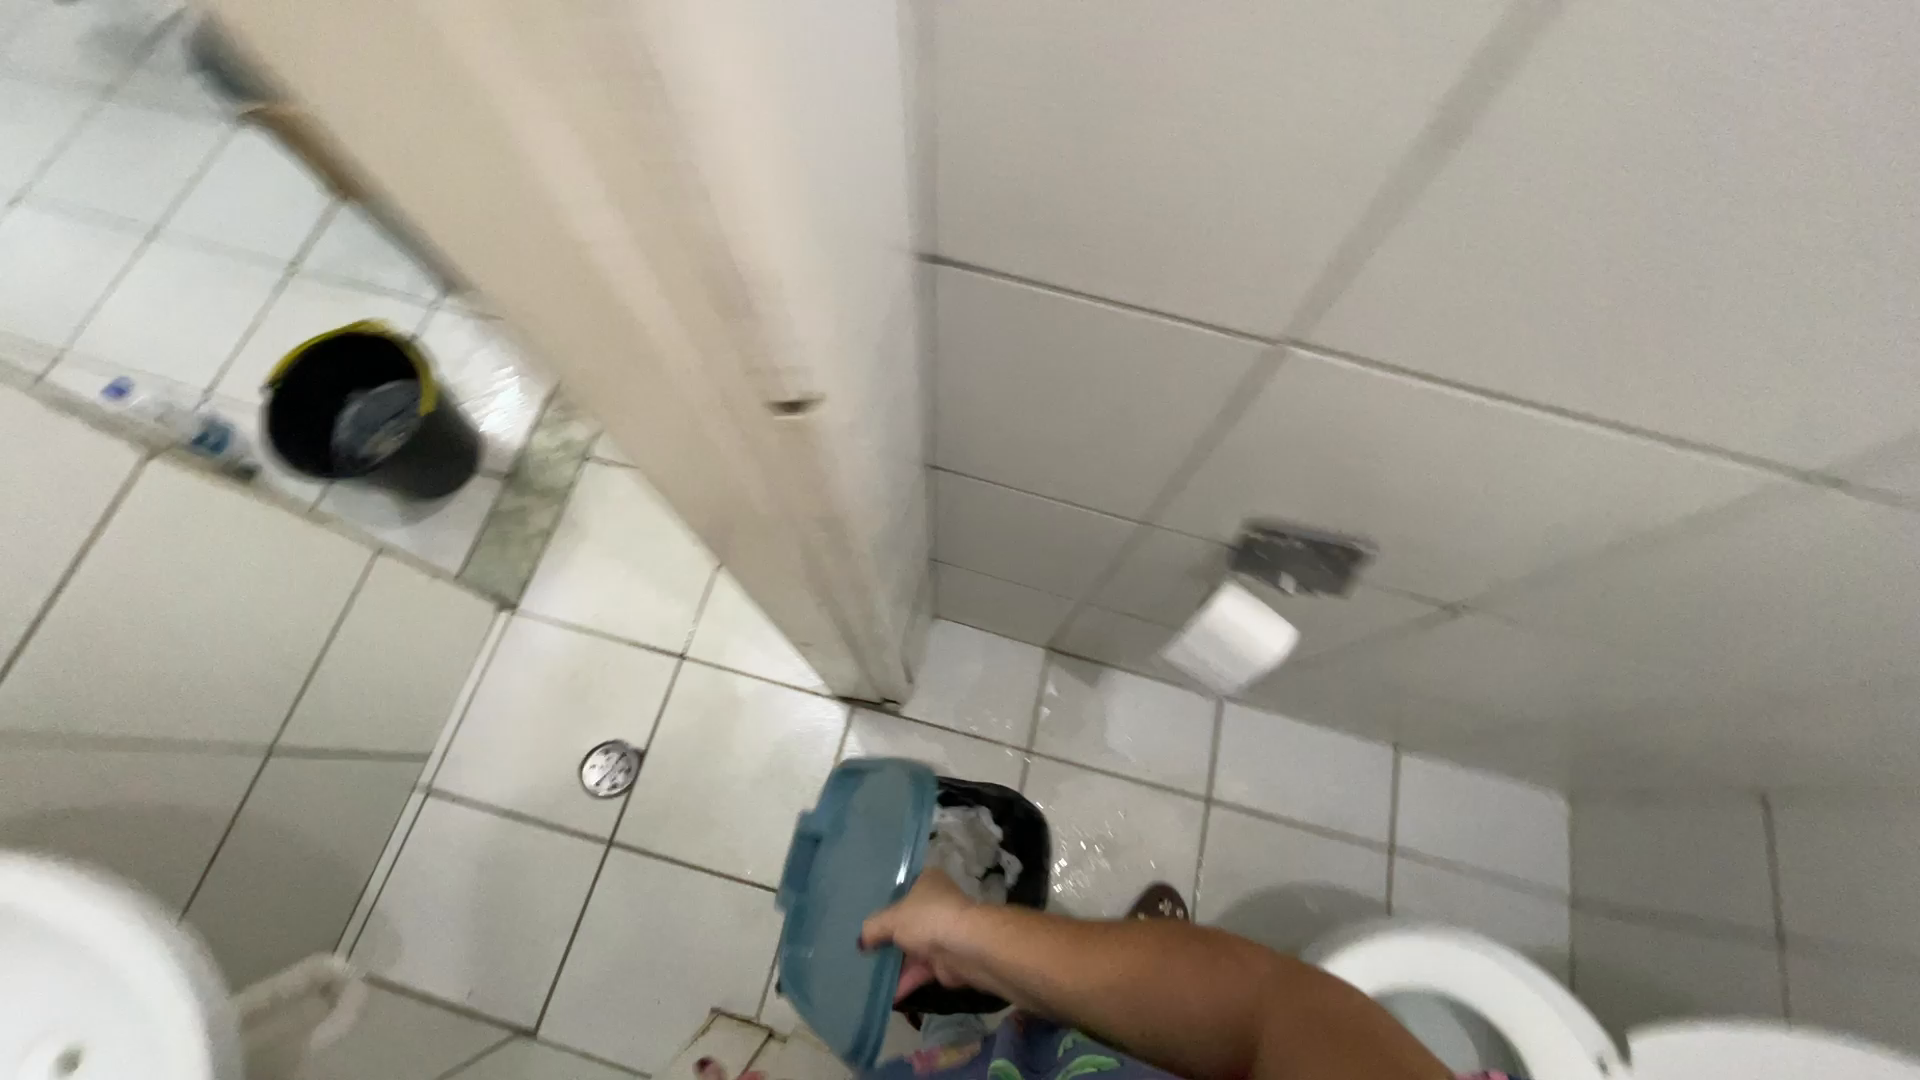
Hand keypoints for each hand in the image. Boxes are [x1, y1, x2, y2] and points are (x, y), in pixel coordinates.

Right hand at [860, 867, 980, 1000]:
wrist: (965, 948)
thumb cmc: (928, 919)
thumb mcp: (892, 918)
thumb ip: (873, 927)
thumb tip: (861, 941)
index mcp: (926, 881)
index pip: (900, 887)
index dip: (881, 900)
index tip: (860, 914)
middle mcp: (934, 904)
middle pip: (903, 920)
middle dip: (884, 937)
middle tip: (858, 948)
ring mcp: (939, 932)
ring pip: (910, 948)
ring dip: (892, 963)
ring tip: (864, 975)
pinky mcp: (943, 960)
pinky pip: (918, 970)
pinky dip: (903, 981)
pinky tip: (884, 996)